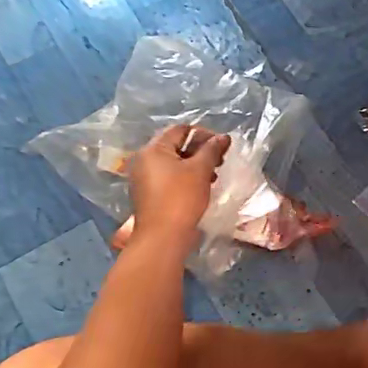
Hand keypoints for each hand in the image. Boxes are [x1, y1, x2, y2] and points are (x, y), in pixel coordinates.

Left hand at [127, 125, 230, 240]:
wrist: (162, 237)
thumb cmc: (181, 198)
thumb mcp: (200, 170)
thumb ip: (212, 150)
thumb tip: (223, 137)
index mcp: (153, 149)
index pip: (180, 130)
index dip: (204, 134)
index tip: (222, 146)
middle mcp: (144, 160)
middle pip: (176, 145)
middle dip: (200, 151)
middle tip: (220, 161)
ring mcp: (143, 178)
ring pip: (173, 163)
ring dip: (195, 165)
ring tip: (213, 176)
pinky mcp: (148, 194)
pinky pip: (168, 177)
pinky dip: (184, 177)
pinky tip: (200, 187)